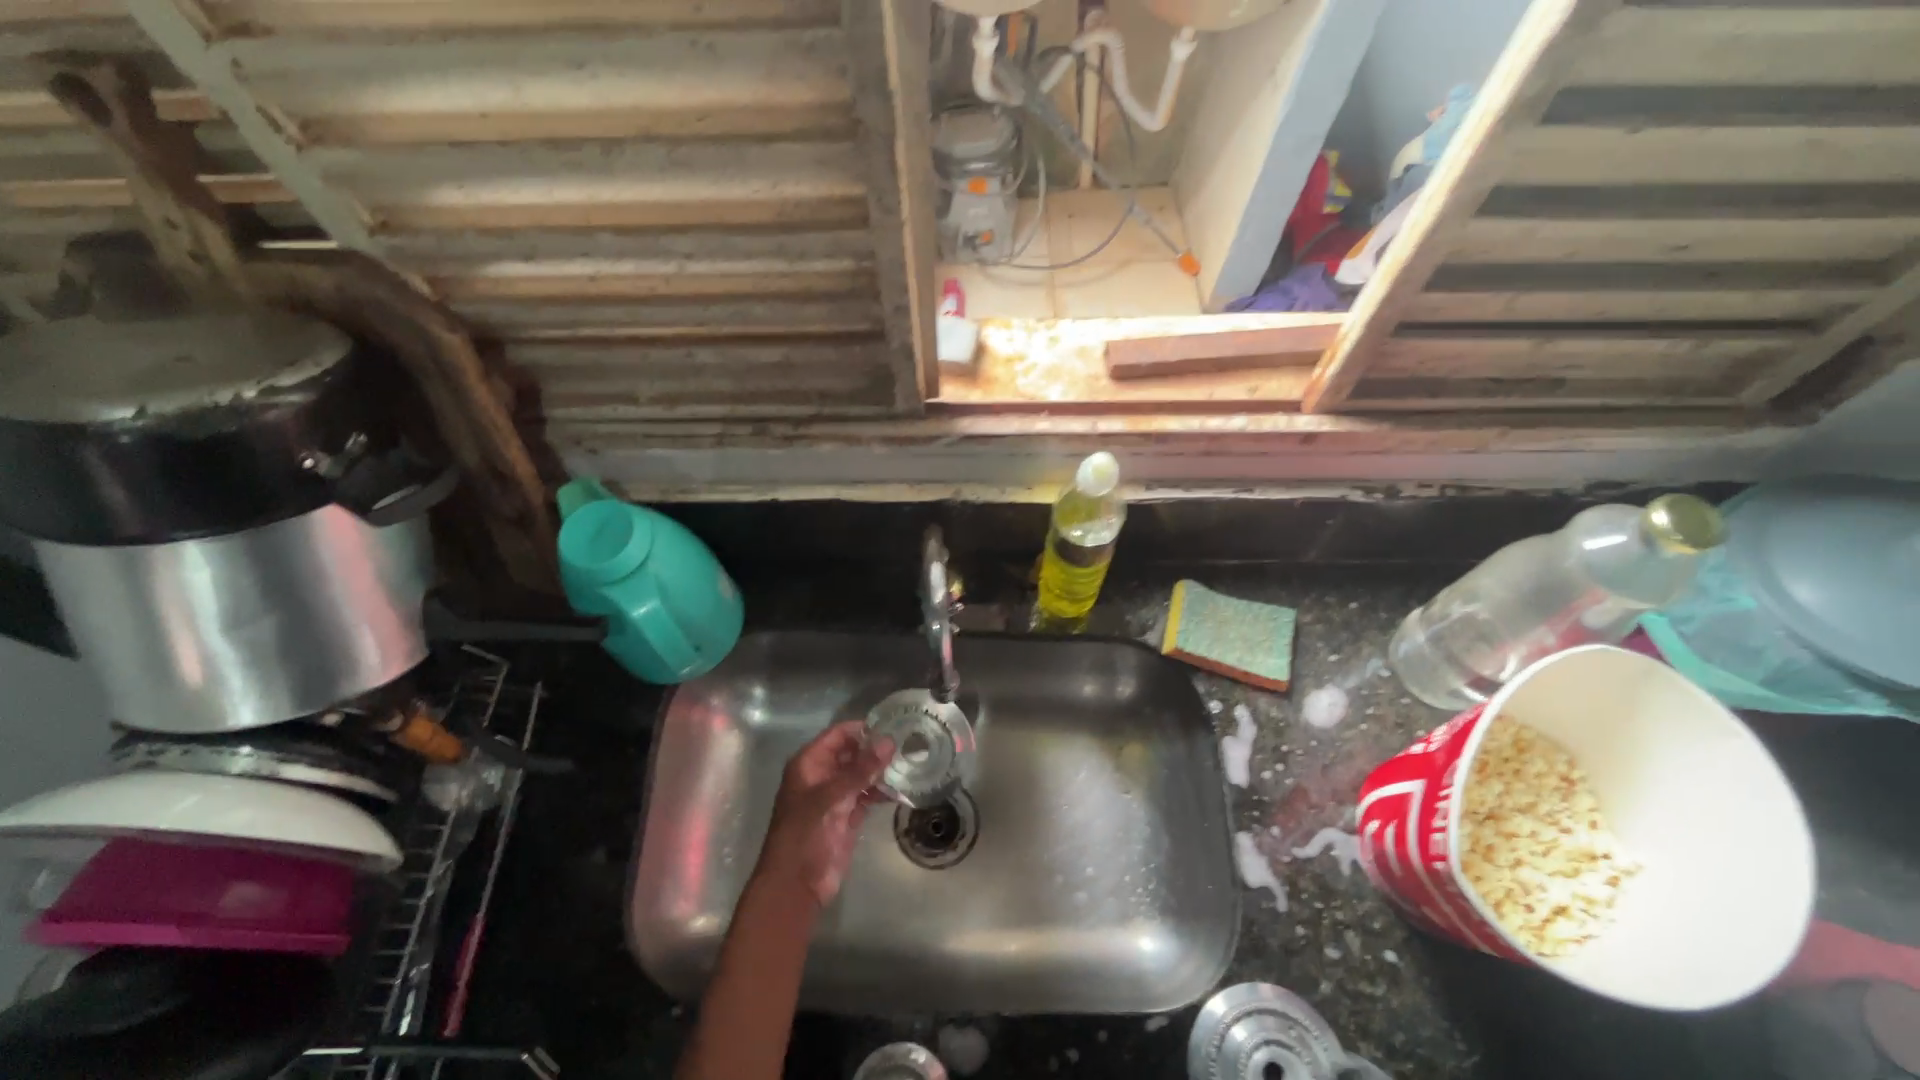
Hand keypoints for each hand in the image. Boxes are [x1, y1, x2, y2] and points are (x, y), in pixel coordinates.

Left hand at [757, 720, 893, 906]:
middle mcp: (822, 776)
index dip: (863, 730)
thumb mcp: (829, 798)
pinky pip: (867, 796)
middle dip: (876, 750)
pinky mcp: (847, 817)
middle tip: (909, 744)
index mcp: (808, 765)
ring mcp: (835, 797)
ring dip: (881, 771)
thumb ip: (859, 771)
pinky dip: (881, 792)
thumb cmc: (803, 835)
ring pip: (861, 775)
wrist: (796, 884)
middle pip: (852, 753)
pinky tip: (901, 788)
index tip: (894, 726)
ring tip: (910, 763)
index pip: (838, 735)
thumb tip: (889, 742)